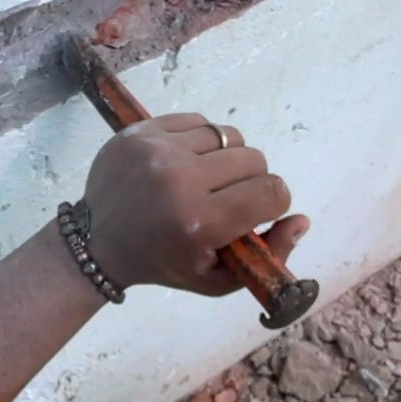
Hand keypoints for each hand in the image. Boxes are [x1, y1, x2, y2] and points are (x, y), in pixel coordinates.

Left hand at [80, 113, 309, 294]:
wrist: (98, 241)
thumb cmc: (164, 263)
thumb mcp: (217, 279)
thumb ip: (268, 255)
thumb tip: (302, 220)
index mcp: (199, 223)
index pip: (272, 193)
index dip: (273, 203)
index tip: (256, 212)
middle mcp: (180, 181)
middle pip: (255, 160)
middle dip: (251, 181)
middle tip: (226, 199)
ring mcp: (159, 151)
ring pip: (230, 136)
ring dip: (227, 158)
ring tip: (205, 179)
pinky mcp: (143, 130)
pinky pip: (200, 122)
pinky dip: (202, 142)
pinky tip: (184, 164)